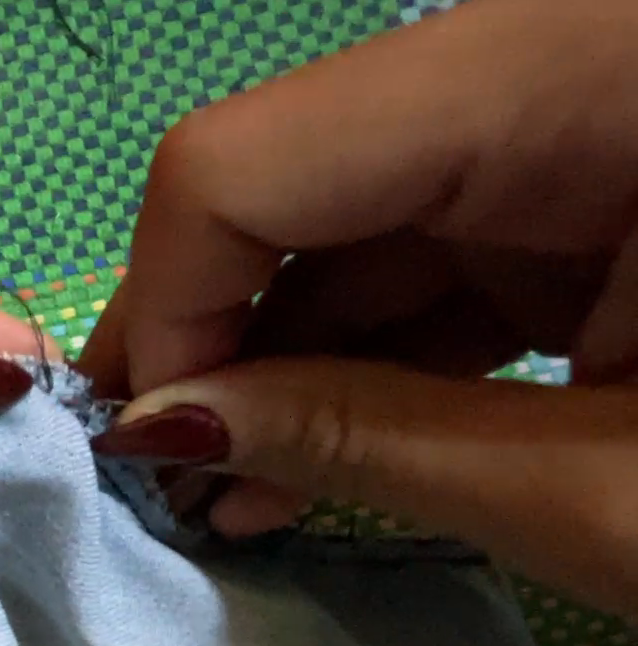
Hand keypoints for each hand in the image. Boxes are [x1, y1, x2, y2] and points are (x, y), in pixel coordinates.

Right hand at [80, 0, 637, 616]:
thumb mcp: (625, 495)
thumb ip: (351, 439)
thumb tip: (152, 433)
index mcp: (614, 66)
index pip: (245, 158)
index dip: (165, 300)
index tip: (153, 433)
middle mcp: (590, 49)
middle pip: (284, 190)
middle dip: (204, 347)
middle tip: (164, 473)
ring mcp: (599, 110)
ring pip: (338, 238)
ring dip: (270, 376)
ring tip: (239, 497)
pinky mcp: (611, 177)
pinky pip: (418, 265)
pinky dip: (353, 370)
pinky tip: (315, 461)